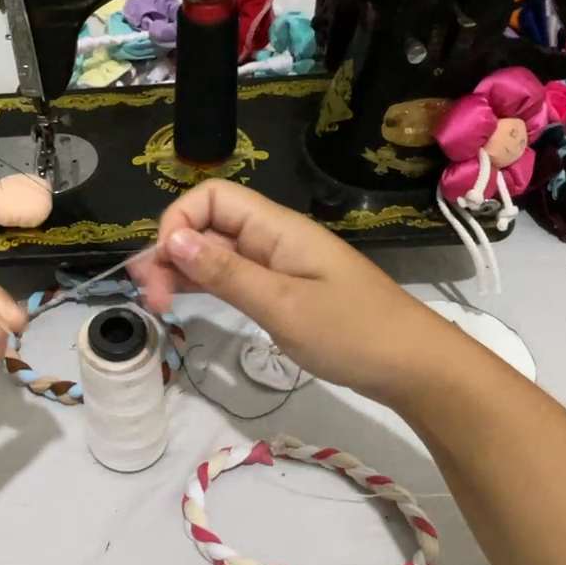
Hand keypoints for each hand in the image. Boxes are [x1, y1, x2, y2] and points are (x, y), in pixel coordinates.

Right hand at [128, 180, 446, 405]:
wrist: (412, 366)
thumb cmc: (352, 333)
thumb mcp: (283, 305)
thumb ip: (226, 273)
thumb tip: (172, 238)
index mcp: (277, 229)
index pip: (212, 198)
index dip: (179, 221)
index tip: (162, 266)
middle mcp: (273, 239)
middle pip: (209, 227)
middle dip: (172, 253)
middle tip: (153, 299)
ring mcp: (278, 266)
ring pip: (217, 254)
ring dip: (184, 272)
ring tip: (157, 304)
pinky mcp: (283, 292)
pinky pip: (235, 278)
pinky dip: (208, 287)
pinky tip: (186, 304)